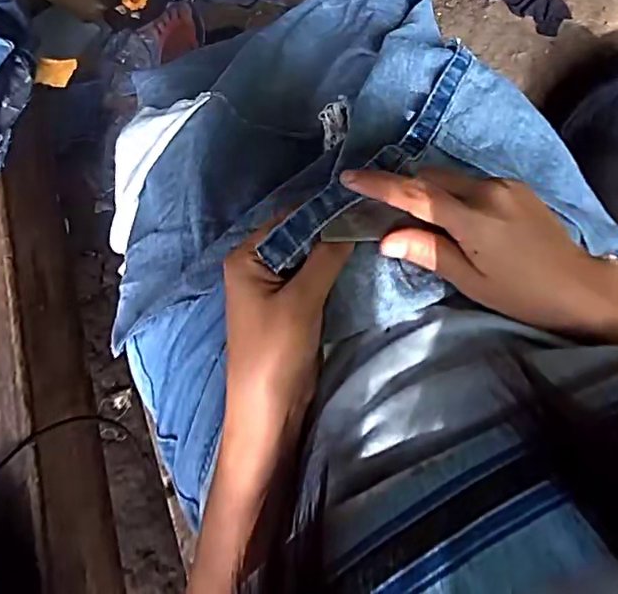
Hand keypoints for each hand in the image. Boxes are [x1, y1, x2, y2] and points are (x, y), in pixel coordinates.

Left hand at [221, 228, 354, 450]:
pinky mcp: (290, 302)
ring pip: (309, 254)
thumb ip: (326, 257)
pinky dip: (333, 266)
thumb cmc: (275, 353)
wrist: (269, 414)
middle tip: (371, 215)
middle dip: (331, 228)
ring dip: (335, 247)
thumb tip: (352, 220)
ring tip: (371, 231)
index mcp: (246, 257)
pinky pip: (314, 273)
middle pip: (299, 235)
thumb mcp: (302, 300)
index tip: (360, 202)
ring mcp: (273, 284)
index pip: (289, 219)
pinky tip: (359, 258)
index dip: (323, 211)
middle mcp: (256, 264)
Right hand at [341, 167, 617, 341]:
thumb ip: (430, 252)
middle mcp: (487, 189)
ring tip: (419, 216)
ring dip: (430, 190)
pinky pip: (472, 181)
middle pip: (431, 177)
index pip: (416, 193)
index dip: (380, 184)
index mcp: (474, 217)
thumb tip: (385, 237)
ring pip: (452, 177)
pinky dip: (453, 192)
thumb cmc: (524, 294)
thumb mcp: (473, 282)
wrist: (581, 286)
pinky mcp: (516, 185)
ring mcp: (505, 184)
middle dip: (404, 186)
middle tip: (383, 207)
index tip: (349, 176)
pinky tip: (455, 215)